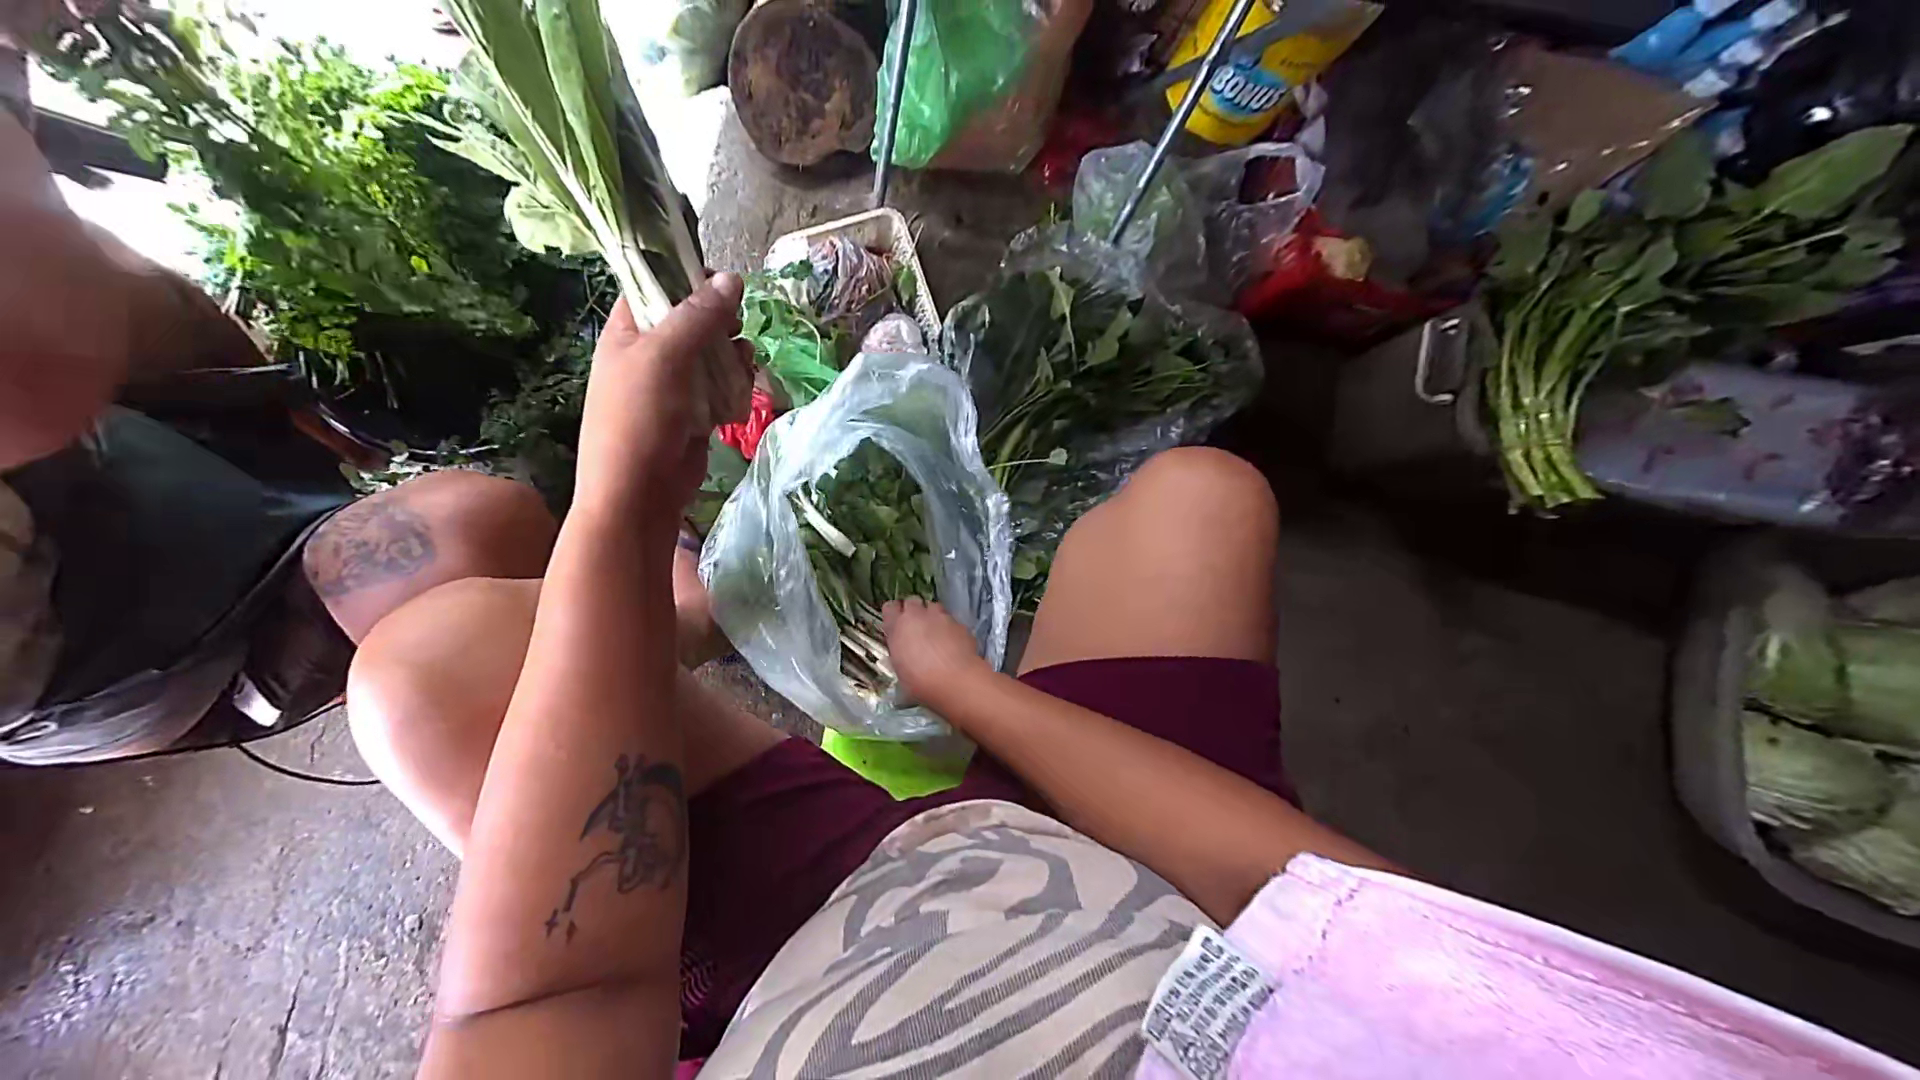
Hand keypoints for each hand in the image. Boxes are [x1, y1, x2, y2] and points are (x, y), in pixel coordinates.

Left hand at [574, 273, 754, 517]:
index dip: (688, 277)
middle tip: (735, 329)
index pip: (656, 286)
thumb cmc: (640, 417)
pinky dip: (735, 386)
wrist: (640, 491)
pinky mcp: (695, 412)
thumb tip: (732, 278)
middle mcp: (651, 353)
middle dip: (720, 323)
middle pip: (694, 320)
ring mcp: (675, 384)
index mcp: (628, 331)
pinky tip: (742, 393)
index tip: (725, 281)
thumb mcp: (665, 356)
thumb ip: (699, 316)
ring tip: (744, 365)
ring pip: (714, 354)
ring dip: (733, 357)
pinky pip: (721, 386)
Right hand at [882, 597, 990, 709]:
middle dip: (914, 611)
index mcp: (898, 626)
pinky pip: (951, 620)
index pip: (890, 607)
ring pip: (933, 607)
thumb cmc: (920, 681)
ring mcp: (940, 617)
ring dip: (932, 616)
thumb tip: (903, 648)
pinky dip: (949, 628)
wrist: (955, 680)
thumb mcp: (900, 667)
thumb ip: (900, 649)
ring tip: (935, 633)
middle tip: (916, 627)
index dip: (894, 614)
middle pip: (912, 601)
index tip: (896, 623)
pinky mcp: (959, 623)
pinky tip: (952, 643)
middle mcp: (918, 615)